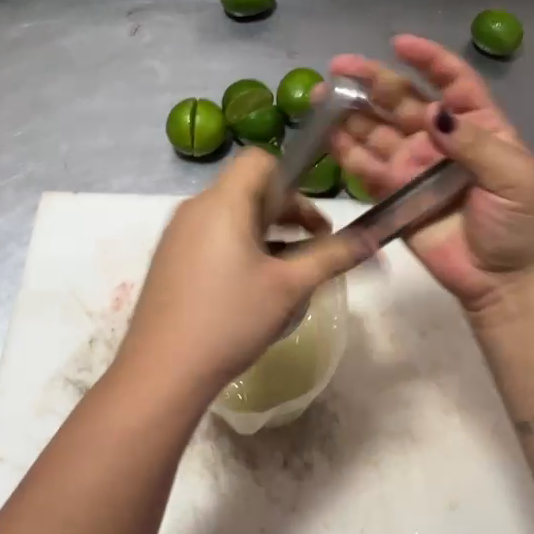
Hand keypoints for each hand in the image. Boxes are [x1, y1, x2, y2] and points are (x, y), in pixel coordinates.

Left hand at [117, 148, 372, 397]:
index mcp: (223, 202)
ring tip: (286, 273)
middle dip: (286, 212)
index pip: (260, 160)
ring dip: (265, 232)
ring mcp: (177, 234)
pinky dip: (238, 247)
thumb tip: (373, 237)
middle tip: (313, 247)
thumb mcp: (290, 288)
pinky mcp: (169, 259)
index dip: (292, 181)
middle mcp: (195, 207)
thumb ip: (332, 256)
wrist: (161, 372)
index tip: (310, 221)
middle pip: (248, 188)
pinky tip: (250, 289)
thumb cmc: (230, 321)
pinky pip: (211, 235)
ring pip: (230, 214)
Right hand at [328, 35, 533, 313]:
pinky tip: (327, 134)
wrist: (505, 282)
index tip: (400, 43)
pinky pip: (366, 167)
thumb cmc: (521, 224)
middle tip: (339, 66)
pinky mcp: (394, 195)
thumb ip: (474, 143)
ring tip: (321, 97)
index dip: (429, 60)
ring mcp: (414, 166)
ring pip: (377, 130)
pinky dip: (346, 151)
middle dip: (373, 81)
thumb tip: (434, 112)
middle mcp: (440, 139)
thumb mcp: (513, 176)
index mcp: (477, 125)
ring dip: (350, 112)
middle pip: (403, 101)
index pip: (452, 82)